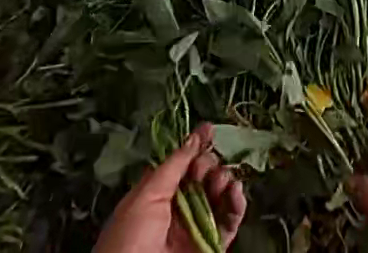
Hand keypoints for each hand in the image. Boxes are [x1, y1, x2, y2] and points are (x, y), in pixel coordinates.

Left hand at [96, 124, 246, 252]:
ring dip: (224, 182)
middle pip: (202, 176)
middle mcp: (179, 205)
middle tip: (206, 167)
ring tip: (223, 180)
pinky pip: (228, 224)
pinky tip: (236, 192)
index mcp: (159, 189)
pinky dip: (236, 206)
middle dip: (208, 164)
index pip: (182, 161)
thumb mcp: (147, 194)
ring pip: (218, 197)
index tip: (209, 127)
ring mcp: (195, 227)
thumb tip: (193, 138)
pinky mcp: (210, 248)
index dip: (195, 144)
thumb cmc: (131, 235)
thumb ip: (173, 166)